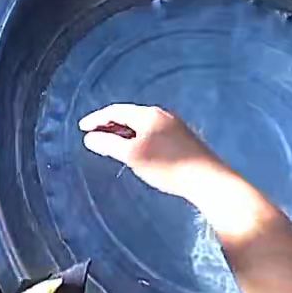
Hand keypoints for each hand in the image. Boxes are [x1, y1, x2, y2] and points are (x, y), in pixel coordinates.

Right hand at [78, 104, 225, 200]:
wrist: (208, 181)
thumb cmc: (168, 167)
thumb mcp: (132, 155)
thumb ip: (108, 144)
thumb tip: (90, 138)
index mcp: (148, 115)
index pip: (115, 111)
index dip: (96, 119)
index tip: (82, 128)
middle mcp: (162, 115)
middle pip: (129, 115)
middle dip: (109, 124)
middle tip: (94, 134)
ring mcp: (174, 126)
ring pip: (140, 124)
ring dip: (123, 132)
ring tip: (111, 143)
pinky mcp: (182, 139)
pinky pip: (151, 131)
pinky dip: (136, 137)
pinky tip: (135, 150)